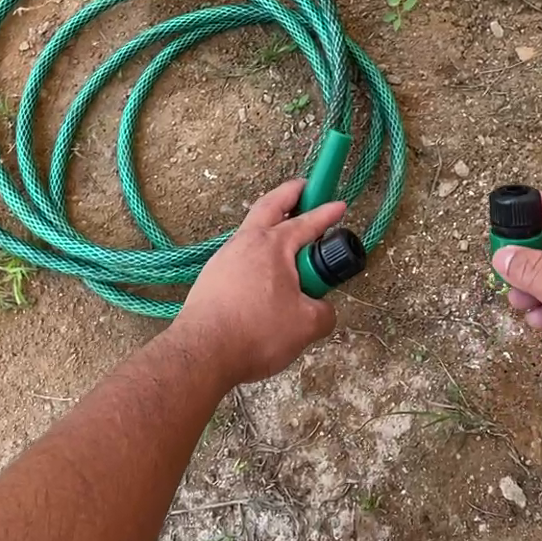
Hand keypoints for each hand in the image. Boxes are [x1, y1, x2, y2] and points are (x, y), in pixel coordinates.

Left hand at [167, 178, 342, 386]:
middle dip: (290, 193)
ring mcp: (225, 257)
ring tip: (286, 231)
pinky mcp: (212, 276)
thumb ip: (324, 313)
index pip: (307, 222)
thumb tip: (322, 310)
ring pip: (251, 228)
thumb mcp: (306, 326)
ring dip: (270, 221)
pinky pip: (241, 252)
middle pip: (270, 205)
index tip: (340, 205)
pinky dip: (257, 249)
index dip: (327, 214)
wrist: (202, 352)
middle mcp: (246, 242)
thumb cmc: (255, 332)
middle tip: (305, 188)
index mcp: (273, 245)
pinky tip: (264, 269)